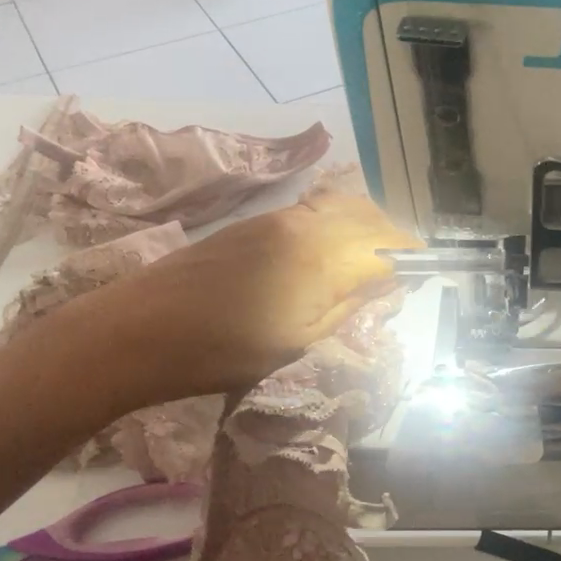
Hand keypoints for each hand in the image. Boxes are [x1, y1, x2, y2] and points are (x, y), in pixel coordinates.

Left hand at [55, 190, 420, 406]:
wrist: (134, 332)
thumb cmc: (220, 353)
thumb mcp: (297, 341)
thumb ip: (348, 306)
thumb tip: (387, 284)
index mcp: (320, 259)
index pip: (385, 248)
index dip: (410, 260)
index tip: (426, 273)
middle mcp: (303, 226)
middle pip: (367, 216)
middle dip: (392, 237)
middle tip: (401, 269)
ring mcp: (275, 219)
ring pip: (339, 208)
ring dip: (365, 228)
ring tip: (369, 262)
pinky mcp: (252, 222)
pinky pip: (312, 212)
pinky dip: (335, 225)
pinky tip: (329, 255)